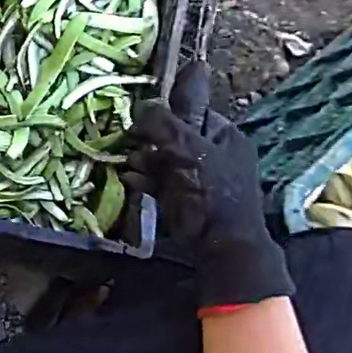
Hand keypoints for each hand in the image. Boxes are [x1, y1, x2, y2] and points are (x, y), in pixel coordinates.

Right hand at [125, 62, 291, 309]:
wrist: (221, 245)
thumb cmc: (211, 191)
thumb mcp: (188, 149)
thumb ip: (163, 123)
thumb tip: (141, 107)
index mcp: (222, 134)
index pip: (190, 108)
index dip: (165, 109)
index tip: (140, 115)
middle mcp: (209, 151)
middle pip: (170, 133)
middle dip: (147, 137)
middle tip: (130, 139)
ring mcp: (194, 174)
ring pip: (160, 157)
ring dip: (141, 158)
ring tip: (129, 162)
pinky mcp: (180, 195)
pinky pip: (156, 179)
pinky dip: (142, 178)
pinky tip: (128, 178)